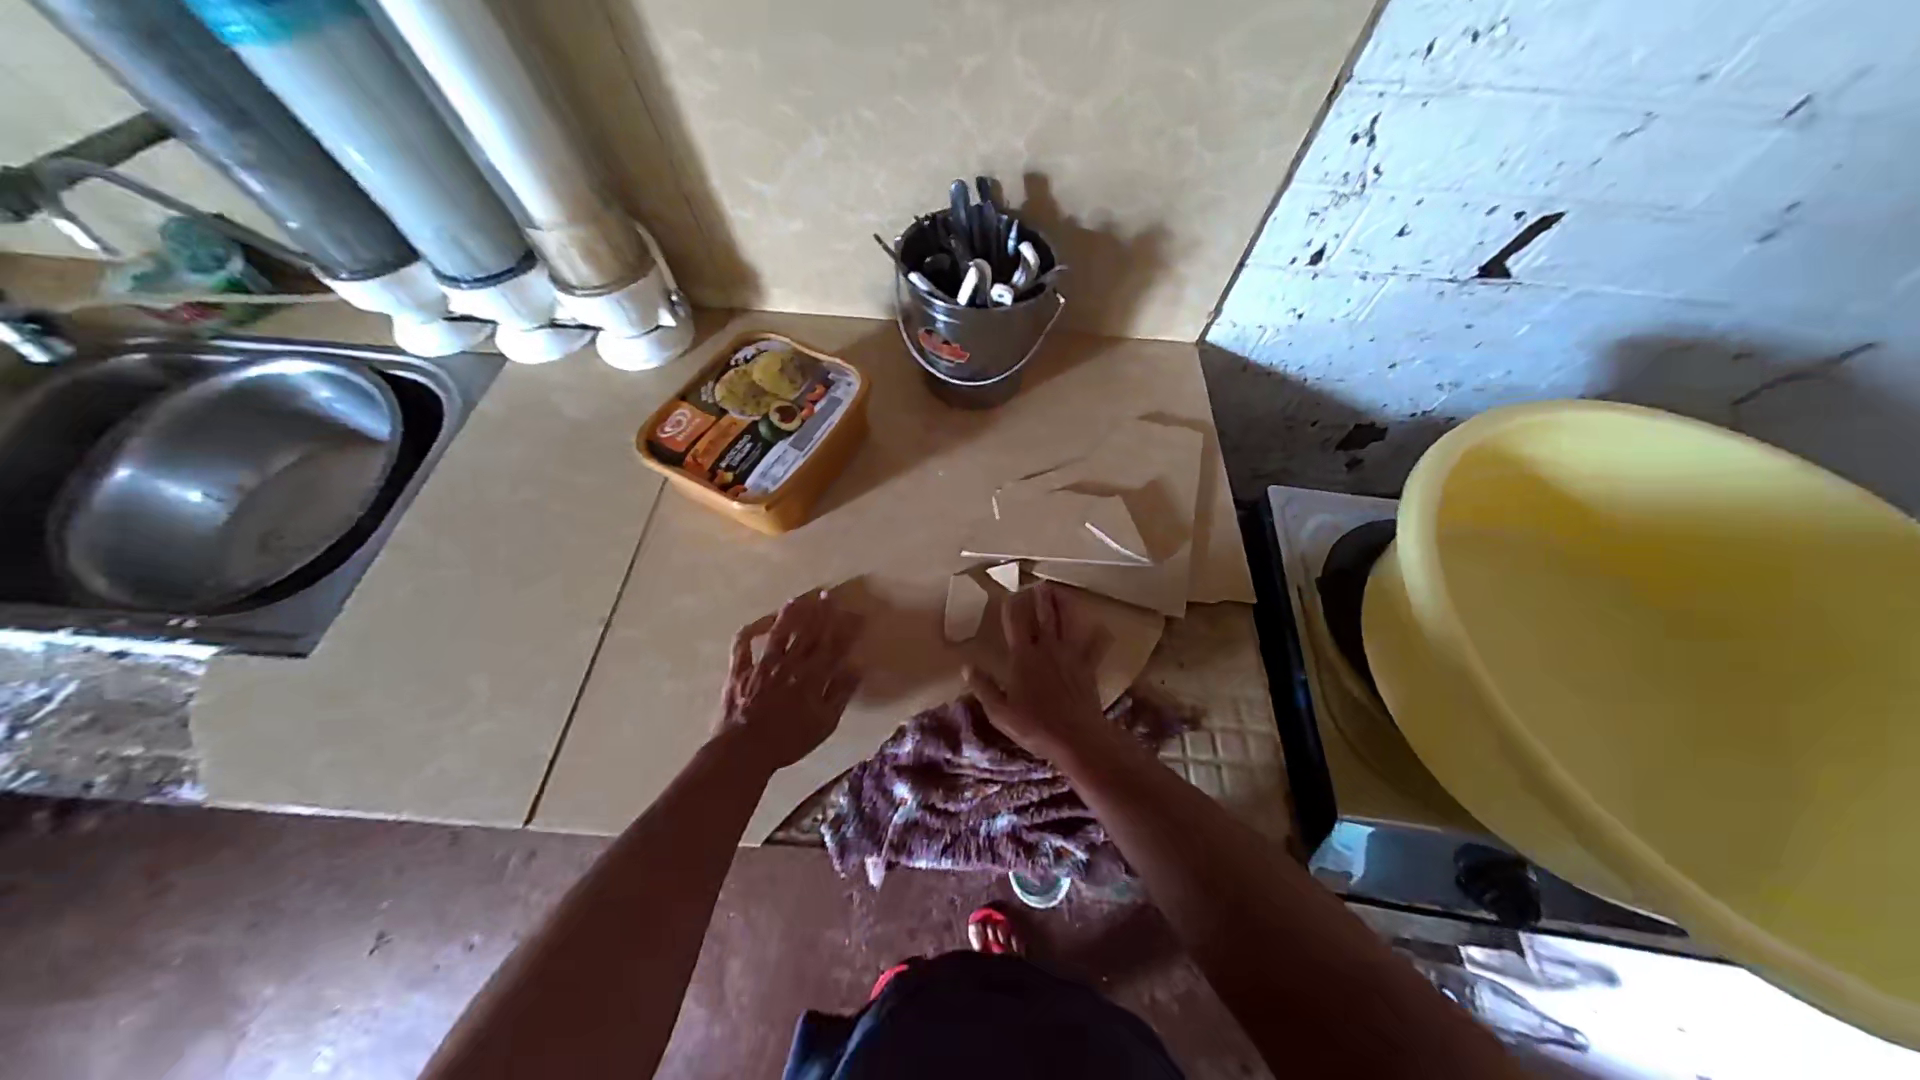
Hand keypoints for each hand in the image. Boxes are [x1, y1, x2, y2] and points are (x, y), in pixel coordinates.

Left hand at [714, 590, 862, 772]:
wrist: (743, 750)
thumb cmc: (788, 741)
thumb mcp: (825, 723)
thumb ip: (841, 693)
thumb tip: (858, 667)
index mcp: (812, 677)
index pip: (834, 646)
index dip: (846, 628)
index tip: (856, 613)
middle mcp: (789, 664)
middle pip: (808, 632)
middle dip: (819, 612)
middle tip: (827, 594)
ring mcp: (762, 664)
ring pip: (779, 632)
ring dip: (790, 614)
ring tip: (798, 598)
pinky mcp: (740, 670)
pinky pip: (744, 645)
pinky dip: (753, 630)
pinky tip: (762, 622)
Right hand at [965, 583, 1113, 762]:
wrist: (1075, 737)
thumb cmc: (1034, 725)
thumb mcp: (1000, 711)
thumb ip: (983, 687)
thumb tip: (966, 667)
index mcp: (1023, 657)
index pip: (1014, 624)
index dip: (1011, 607)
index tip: (1009, 594)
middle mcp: (1047, 649)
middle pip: (1043, 617)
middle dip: (1040, 599)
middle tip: (1040, 584)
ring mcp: (1070, 656)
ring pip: (1068, 625)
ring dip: (1065, 607)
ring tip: (1063, 594)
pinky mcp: (1087, 668)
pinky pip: (1095, 648)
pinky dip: (1098, 637)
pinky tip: (1103, 628)